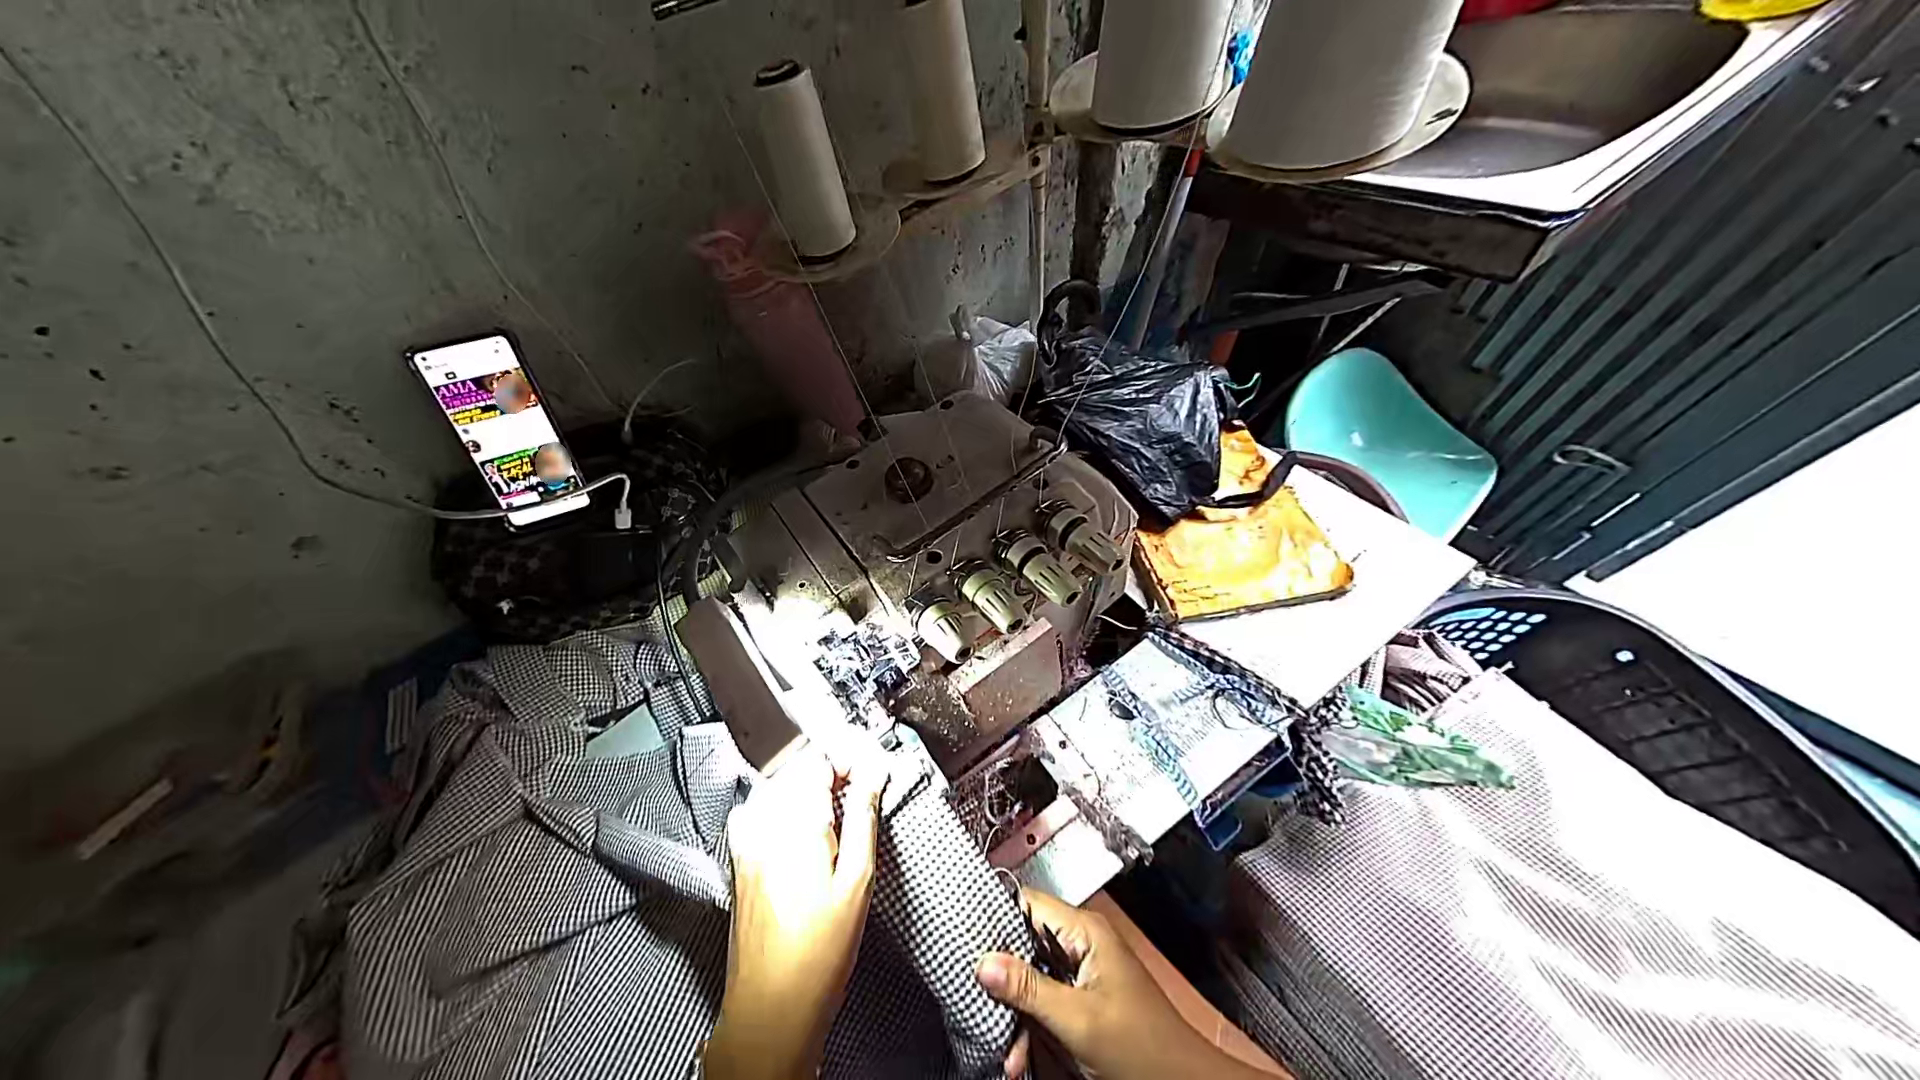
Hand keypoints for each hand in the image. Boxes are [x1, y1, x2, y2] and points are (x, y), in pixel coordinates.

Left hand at [703, 747, 887, 1079]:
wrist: (769, 1008)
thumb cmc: (815, 956)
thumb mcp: (857, 880)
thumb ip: (863, 816)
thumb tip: (872, 775)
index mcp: (795, 822)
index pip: (821, 757)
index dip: (851, 756)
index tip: (871, 768)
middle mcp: (763, 823)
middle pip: (799, 765)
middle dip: (833, 768)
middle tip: (863, 787)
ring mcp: (746, 839)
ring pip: (780, 783)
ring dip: (810, 784)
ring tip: (839, 808)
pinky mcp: (740, 856)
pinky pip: (761, 807)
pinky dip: (785, 804)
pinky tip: (804, 827)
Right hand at [976, 889, 1272, 1079]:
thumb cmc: (1145, 1049)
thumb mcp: (1079, 1020)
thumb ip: (1029, 989)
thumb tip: (984, 961)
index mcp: (1085, 931)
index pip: (1027, 903)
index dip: (997, 920)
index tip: (968, 943)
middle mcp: (1081, 942)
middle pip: (1023, 943)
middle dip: (1005, 982)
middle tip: (985, 1009)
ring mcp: (1081, 969)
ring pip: (1029, 976)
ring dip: (1015, 1012)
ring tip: (1009, 1049)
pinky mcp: (1080, 996)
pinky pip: (1042, 998)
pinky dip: (1030, 1025)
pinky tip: (1022, 1054)